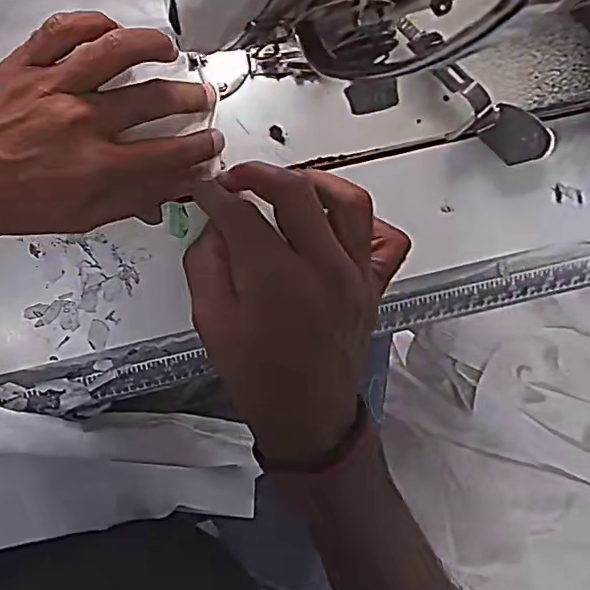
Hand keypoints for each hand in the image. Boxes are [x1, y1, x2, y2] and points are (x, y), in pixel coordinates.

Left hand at [0, 12, 221, 259]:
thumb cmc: (6, 204)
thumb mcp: (77, 219)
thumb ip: (129, 201)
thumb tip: (169, 188)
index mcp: (93, 167)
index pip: (168, 152)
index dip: (199, 146)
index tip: (209, 141)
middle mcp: (77, 121)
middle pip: (153, 98)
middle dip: (189, 97)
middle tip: (198, 96)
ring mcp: (50, 87)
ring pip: (116, 51)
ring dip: (152, 46)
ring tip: (167, 50)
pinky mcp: (23, 65)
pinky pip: (63, 30)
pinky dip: (92, 22)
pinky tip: (108, 30)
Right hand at [184, 163, 410, 462]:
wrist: (305, 416)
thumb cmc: (259, 377)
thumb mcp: (210, 320)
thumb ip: (205, 263)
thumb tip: (213, 226)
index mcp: (275, 279)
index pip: (240, 212)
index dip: (214, 193)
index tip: (204, 189)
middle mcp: (321, 270)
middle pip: (294, 191)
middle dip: (257, 173)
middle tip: (237, 179)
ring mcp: (354, 276)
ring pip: (348, 201)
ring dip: (313, 181)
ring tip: (288, 184)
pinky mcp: (372, 286)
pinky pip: (384, 238)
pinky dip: (362, 221)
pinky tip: (333, 221)